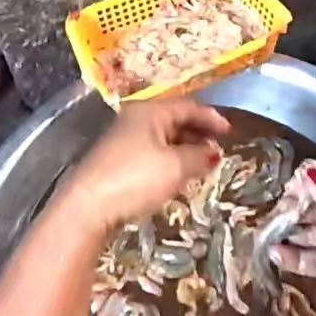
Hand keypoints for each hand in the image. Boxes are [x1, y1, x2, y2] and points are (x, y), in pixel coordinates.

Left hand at [56, 99, 228, 231]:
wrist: (86, 208)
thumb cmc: (135, 179)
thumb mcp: (175, 167)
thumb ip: (199, 156)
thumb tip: (214, 152)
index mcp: (150, 112)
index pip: (188, 107)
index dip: (211, 118)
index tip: (230, 131)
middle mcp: (135, 119)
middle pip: (174, 120)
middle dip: (198, 133)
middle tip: (217, 148)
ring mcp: (122, 139)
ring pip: (162, 137)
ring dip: (184, 147)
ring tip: (201, 162)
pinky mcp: (115, 160)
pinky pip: (151, 151)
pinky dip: (169, 159)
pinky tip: (175, 174)